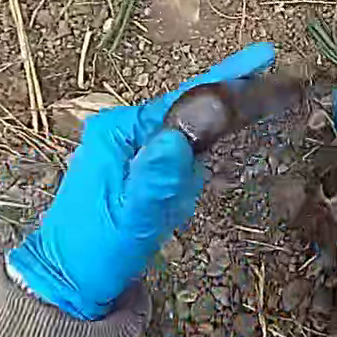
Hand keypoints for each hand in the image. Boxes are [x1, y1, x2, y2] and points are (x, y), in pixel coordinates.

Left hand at [7, 43, 276, 318]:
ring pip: (187, 129)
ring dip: (212, 133)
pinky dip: (196, 156)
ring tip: (238, 122)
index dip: (227, 77)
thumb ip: (156, 178)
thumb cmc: (97, 248)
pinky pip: (178, 151)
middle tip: (268, 78)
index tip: (265, 56)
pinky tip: (200, 169)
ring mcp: (132, 146)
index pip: (184, 96)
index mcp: (121, 130)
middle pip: (189, 105)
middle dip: (227, 99)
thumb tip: (179, 138)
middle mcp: (126, 129)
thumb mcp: (131, 216)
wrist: (67, 280)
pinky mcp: (139, 166)